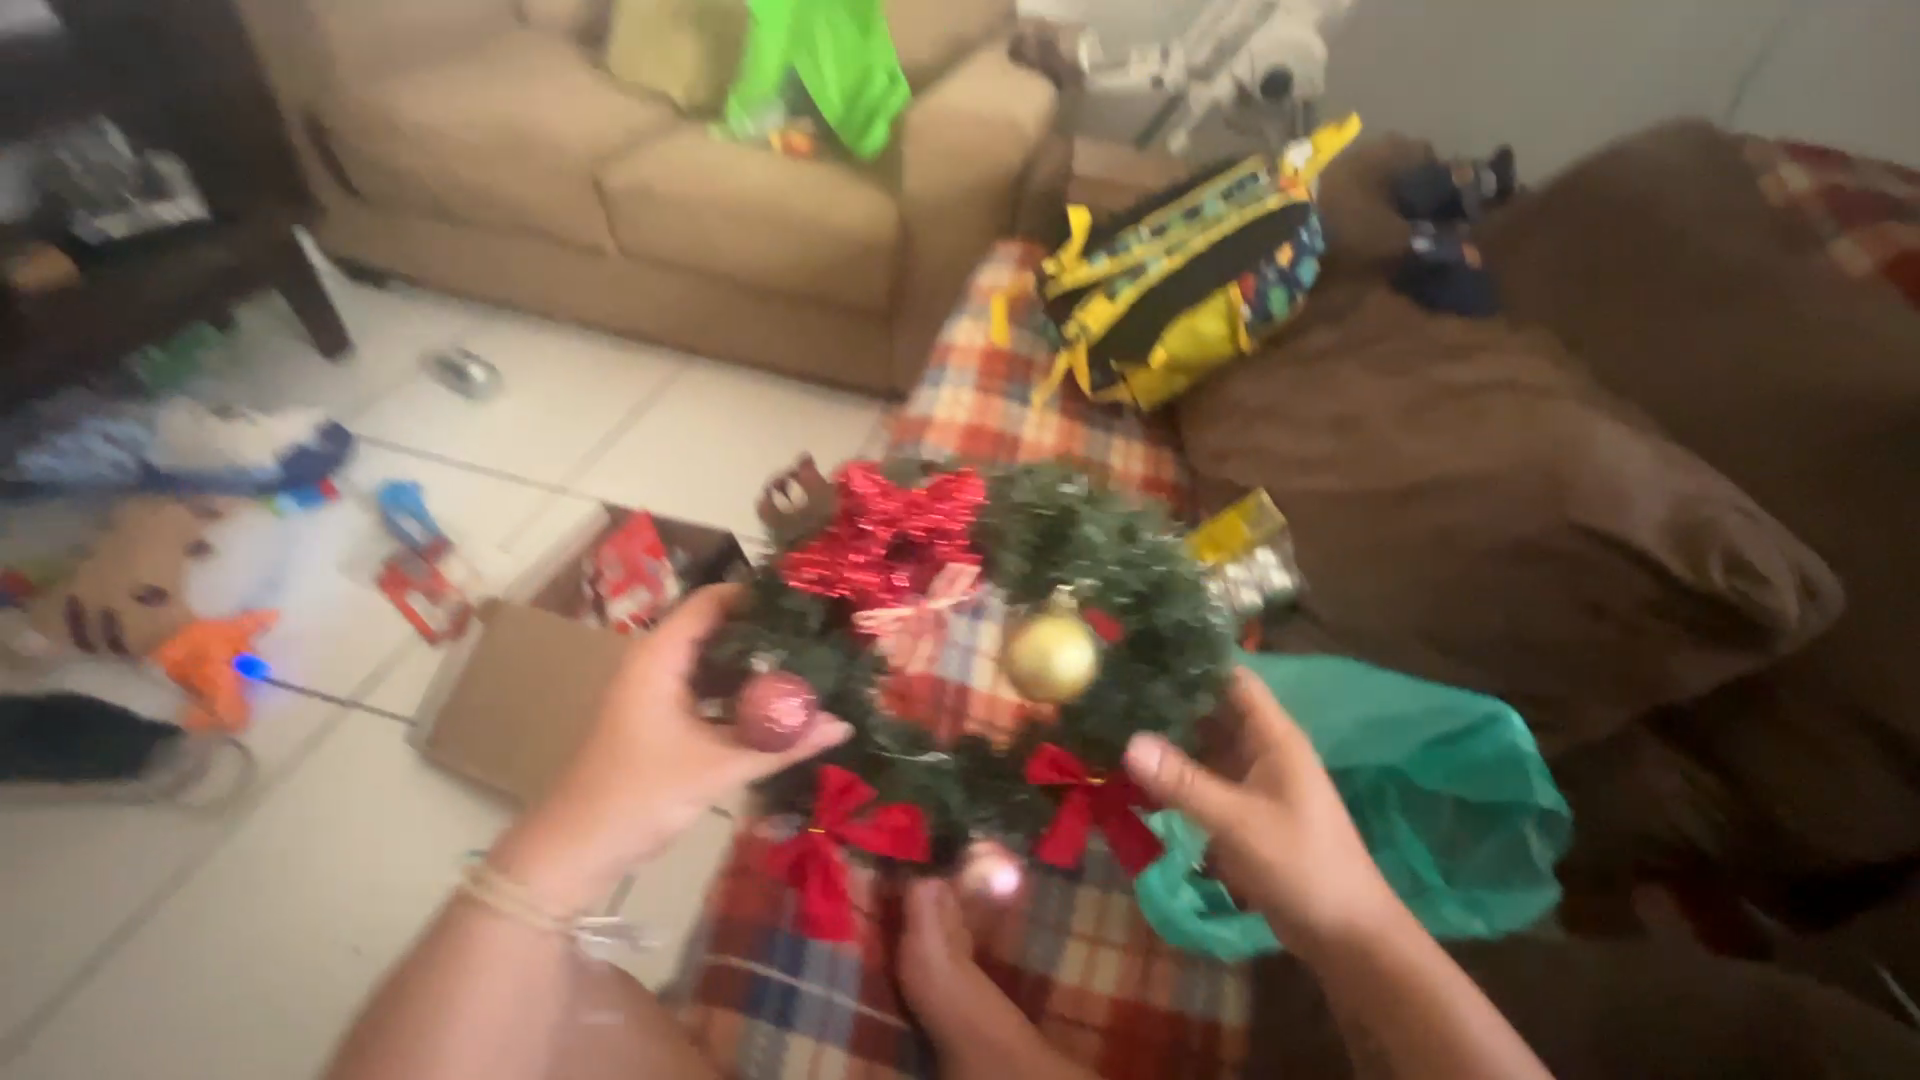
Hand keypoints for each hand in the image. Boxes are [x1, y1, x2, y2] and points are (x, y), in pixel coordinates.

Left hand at [488, 584, 852, 912]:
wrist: (576, 851)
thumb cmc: (638, 796)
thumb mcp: (717, 768)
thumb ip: (782, 745)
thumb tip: (844, 725)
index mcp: (659, 657)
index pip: (713, 601)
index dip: (759, 595)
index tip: (808, 602)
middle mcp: (658, 663)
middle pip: (718, 628)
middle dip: (767, 631)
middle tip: (820, 635)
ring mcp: (658, 692)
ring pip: (714, 662)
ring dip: (755, 665)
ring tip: (809, 664)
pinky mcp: (663, 718)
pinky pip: (709, 690)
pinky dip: (740, 693)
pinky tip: (778, 704)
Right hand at [1123, 668, 1401, 961]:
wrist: (1345, 934)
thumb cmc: (1302, 864)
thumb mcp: (1239, 822)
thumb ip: (1184, 782)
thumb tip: (1128, 741)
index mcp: (1273, 737)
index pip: (1232, 678)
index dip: (1193, 660)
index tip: (1143, 650)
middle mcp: (1260, 749)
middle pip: (1210, 709)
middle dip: (1166, 699)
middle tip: (1111, 690)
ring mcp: (1249, 780)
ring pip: (1201, 745)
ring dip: (1164, 739)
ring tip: (1111, 724)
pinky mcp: (1239, 809)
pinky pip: (1199, 779)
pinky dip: (1170, 775)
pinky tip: (1131, 776)